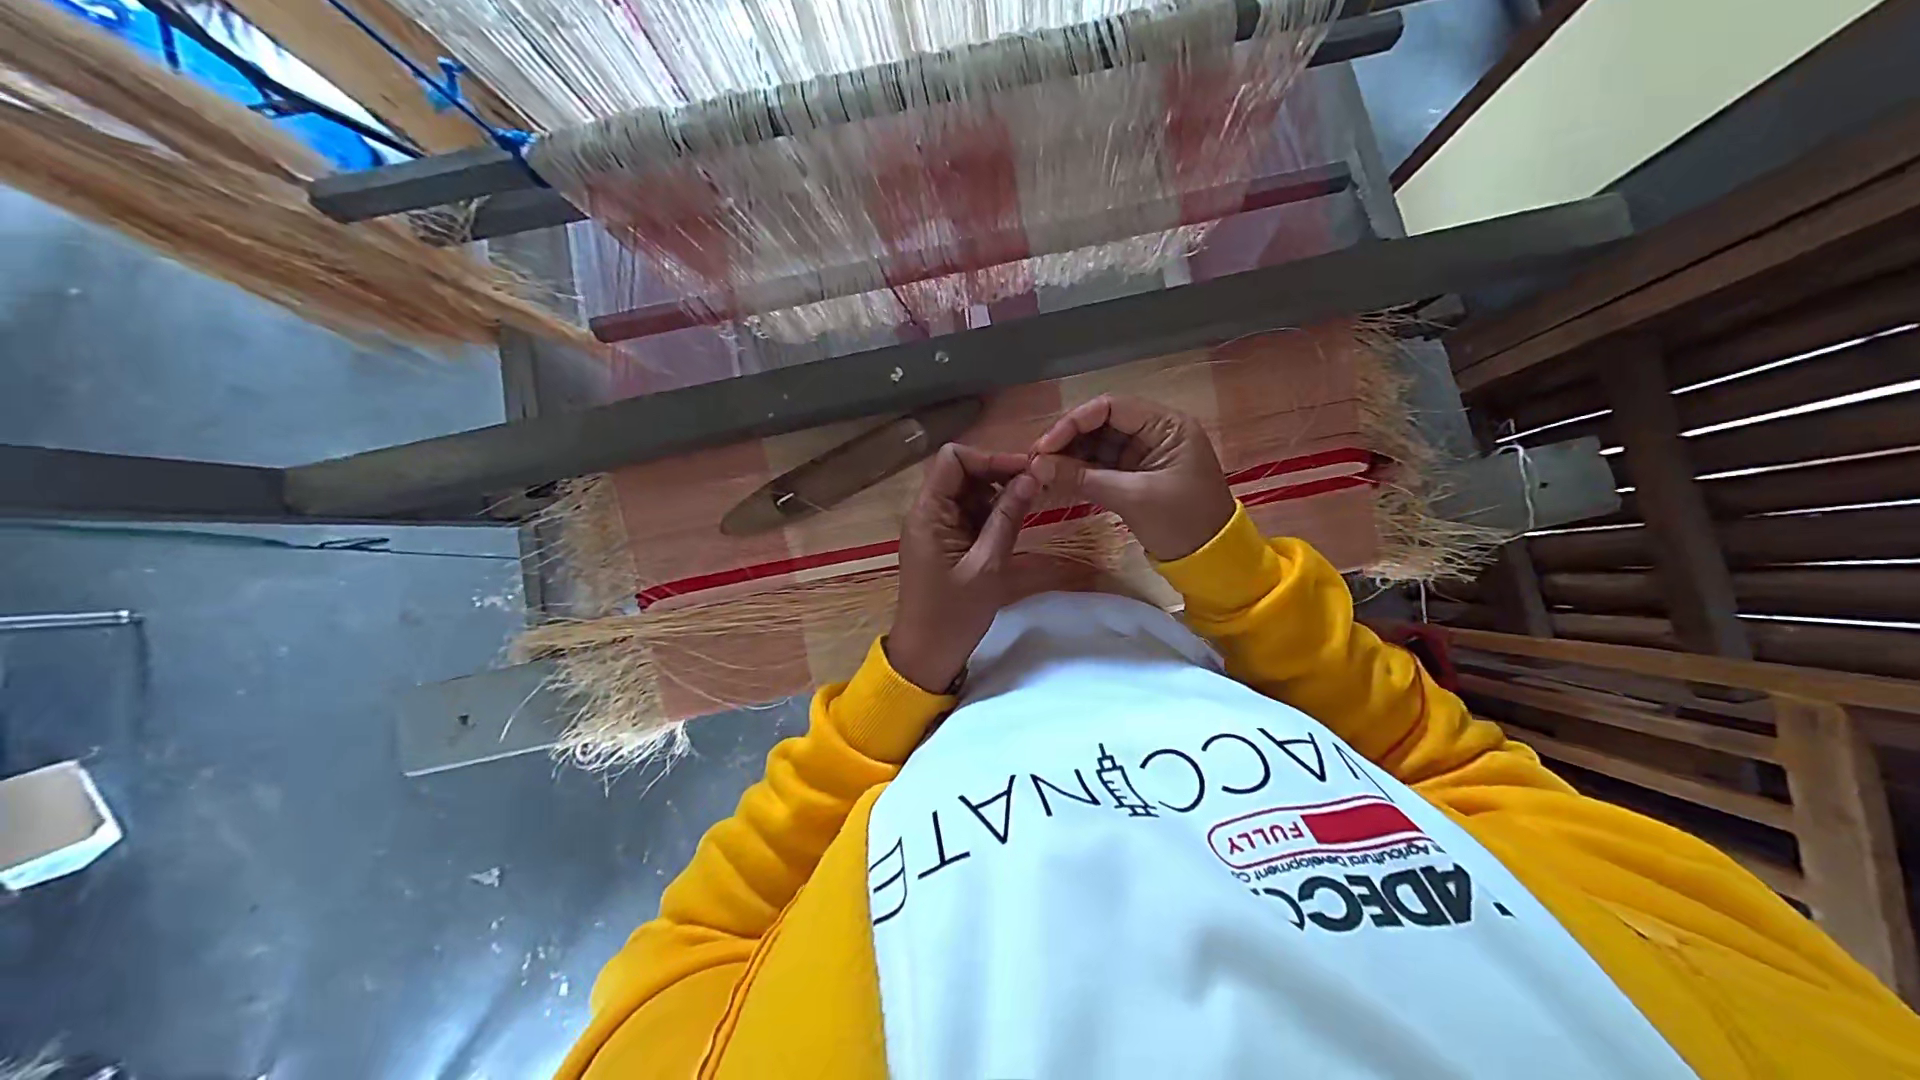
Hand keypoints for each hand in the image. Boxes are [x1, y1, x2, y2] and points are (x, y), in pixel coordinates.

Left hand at [887, 443, 1039, 693]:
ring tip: (1030, 506)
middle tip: (1036, 487)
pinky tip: (1013, 524)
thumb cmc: (954, 614)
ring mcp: (935, 527)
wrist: (927, 655)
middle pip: (962, 472)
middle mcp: (927, 512)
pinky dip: (990, 515)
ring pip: (968, 493)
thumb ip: (1007, 518)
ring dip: (997, 495)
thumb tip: (1030, 476)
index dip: (989, 458)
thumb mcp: (988, 565)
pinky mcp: (944, 542)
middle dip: (998, 474)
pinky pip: (968, 514)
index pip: (953, 459)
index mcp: (928, 512)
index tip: (1025, 471)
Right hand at [1027, 395, 1235, 561]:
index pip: (1111, 407)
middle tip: (1036, 461)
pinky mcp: (1135, 474)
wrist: (1210, 561)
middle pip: (1100, 423)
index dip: (1073, 422)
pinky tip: (1056, 479)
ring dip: (1069, 456)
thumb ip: (1084, 477)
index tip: (1045, 447)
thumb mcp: (1133, 498)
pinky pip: (1101, 464)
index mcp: (1166, 425)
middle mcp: (1155, 431)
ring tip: (1041, 472)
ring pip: (1097, 444)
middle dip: (1067, 439)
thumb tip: (1038, 465)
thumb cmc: (1182, 522)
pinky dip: (1079, 471)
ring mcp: (1144, 453)